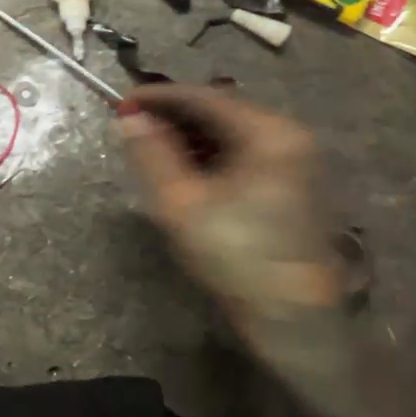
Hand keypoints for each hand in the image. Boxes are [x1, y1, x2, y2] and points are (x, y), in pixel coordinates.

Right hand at [115, 83, 342, 327]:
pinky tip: (184, 168)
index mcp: (268, 133)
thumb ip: (150, 153)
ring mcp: (296, 159)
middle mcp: (289, 135)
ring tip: (150, 147)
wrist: (295, 319)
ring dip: (188, 134)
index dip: (156, 97)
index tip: (119, 104)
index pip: (202, 97)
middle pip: (219, 110)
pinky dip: (210, 153)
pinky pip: (243, 151)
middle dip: (172, 115)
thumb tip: (128, 118)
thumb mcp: (180, 202)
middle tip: (131, 126)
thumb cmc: (236, 256)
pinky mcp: (293, 182)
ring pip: (229, 131)